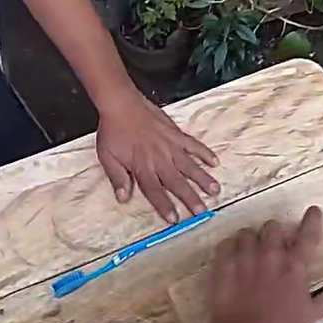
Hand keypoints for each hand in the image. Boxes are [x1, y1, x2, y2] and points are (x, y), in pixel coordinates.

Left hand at [96, 91, 218, 220]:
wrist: (121, 104)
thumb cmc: (113, 131)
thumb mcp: (108, 157)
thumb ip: (117, 178)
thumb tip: (123, 198)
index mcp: (142, 167)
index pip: (154, 191)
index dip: (164, 206)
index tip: (174, 219)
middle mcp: (159, 159)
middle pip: (176, 182)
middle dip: (190, 197)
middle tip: (202, 210)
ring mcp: (170, 146)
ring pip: (189, 166)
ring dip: (202, 179)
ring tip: (215, 190)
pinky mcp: (176, 134)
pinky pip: (193, 145)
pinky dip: (204, 153)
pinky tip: (215, 162)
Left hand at [205, 206, 322, 322]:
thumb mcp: (308, 316)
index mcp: (294, 265)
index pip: (308, 235)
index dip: (312, 220)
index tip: (313, 211)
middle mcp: (271, 254)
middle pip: (272, 227)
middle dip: (273, 233)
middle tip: (270, 245)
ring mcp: (246, 256)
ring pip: (247, 232)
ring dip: (250, 240)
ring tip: (248, 252)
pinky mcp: (224, 263)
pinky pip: (226, 243)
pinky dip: (229, 248)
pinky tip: (231, 258)